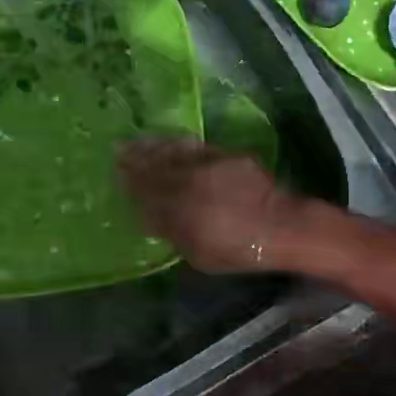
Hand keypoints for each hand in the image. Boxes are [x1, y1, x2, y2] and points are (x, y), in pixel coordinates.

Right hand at [116, 140, 309, 272]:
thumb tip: (148, 216)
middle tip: (116, 150)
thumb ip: (170, 231)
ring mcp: (207, 164)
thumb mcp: (197, 253)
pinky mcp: (224, 155)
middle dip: (134, 160)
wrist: (280, 226)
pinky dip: (177, 144)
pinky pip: (193, 146)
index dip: (129, 182)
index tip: (115, 173)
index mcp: (178, 207)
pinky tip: (170, 142)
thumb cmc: (238, 249)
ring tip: (136, 142)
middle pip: (154, 167)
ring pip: (172, 151)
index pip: (145, 191)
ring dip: (151, 146)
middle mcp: (188, 180)